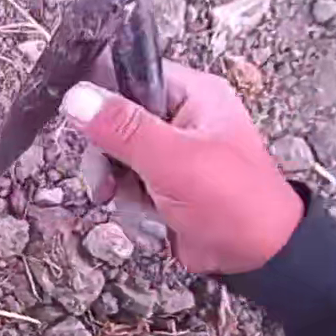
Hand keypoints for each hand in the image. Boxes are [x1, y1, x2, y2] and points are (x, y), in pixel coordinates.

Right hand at [62, 61, 302, 274]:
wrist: (257, 259)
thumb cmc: (235, 202)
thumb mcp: (173, 159)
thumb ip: (124, 128)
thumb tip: (79, 99)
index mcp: (192, 95)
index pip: (131, 75)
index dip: (103, 98)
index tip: (89, 125)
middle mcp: (179, 120)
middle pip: (114, 123)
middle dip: (109, 156)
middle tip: (113, 176)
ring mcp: (169, 154)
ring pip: (115, 160)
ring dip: (120, 188)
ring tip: (140, 202)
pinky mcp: (162, 185)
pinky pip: (126, 188)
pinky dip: (131, 207)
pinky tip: (149, 217)